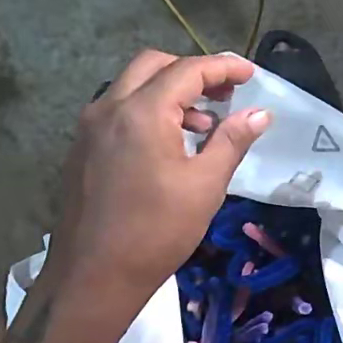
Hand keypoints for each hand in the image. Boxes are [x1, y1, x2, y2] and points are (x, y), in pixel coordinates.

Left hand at [47, 50, 270, 306]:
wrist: (94, 276)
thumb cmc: (157, 232)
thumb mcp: (205, 186)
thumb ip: (232, 141)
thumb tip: (260, 113)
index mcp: (141, 112)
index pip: (187, 71)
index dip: (222, 67)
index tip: (250, 73)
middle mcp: (109, 107)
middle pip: (153, 66)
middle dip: (192, 72)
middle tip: (225, 94)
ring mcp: (90, 127)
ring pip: (132, 87)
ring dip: (170, 92)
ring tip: (203, 125)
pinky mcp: (83, 149)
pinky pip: (118, 111)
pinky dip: (148, 111)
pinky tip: (169, 145)